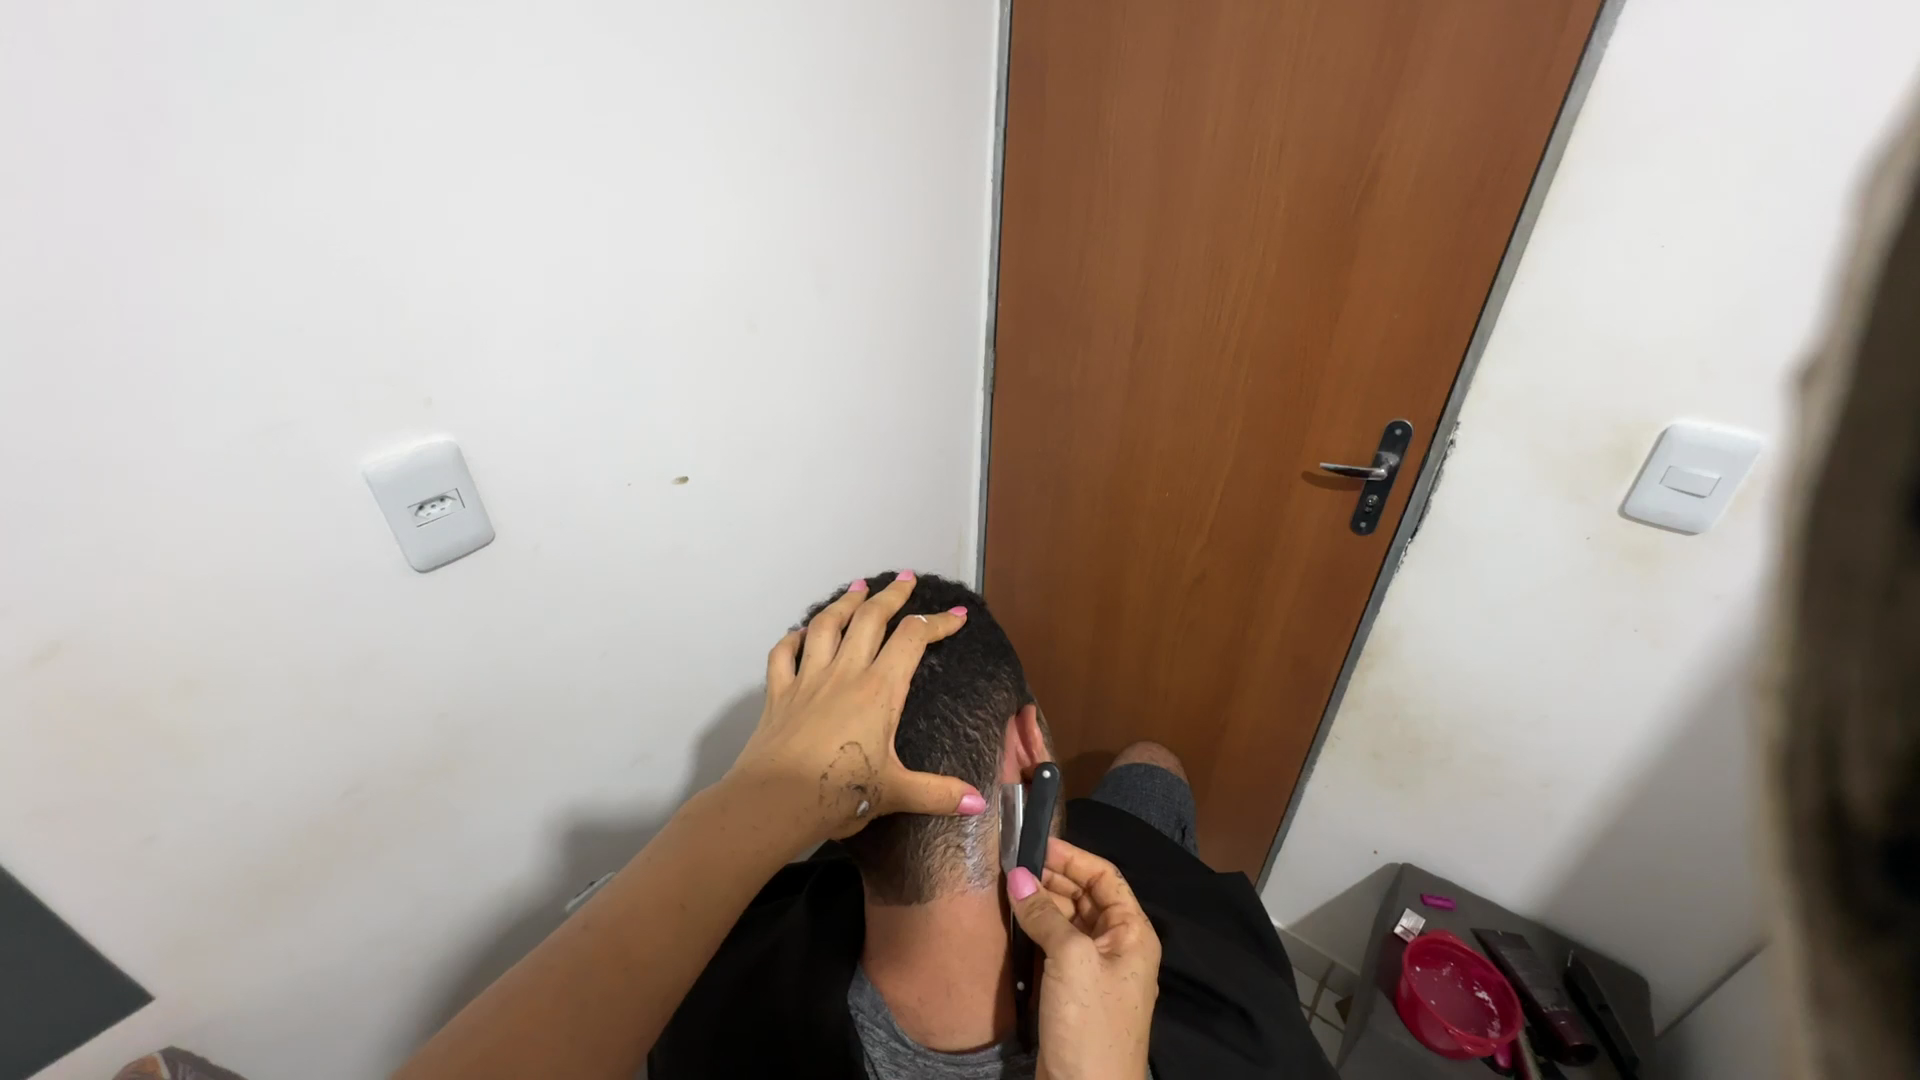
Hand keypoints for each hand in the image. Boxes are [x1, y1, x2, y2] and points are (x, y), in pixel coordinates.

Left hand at [727, 572, 984, 842]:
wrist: (773, 802)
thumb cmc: (839, 795)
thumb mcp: (897, 793)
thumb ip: (939, 794)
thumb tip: (979, 804)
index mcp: (879, 689)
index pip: (913, 639)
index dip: (937, 623)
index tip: (957, 617)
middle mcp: (845, 673)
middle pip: (870, 618)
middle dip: (891, 595)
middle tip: (905, 578)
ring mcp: (808, 679)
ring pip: (827, 625)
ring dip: (845, 602)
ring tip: (857, 586)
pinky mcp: (778, 693)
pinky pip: (784, 654)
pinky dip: (793, 637)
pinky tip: (800, 632)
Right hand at [1007, 837, 1160, 1079]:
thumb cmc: (1090, 1023)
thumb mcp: (1070, 958)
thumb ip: (1045, 913)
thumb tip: (1017, 875)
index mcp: (1132, 932)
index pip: (1105, 877)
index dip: (1072, 857)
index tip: (1036, 843)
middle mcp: (1117, 946)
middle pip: (1086, 896)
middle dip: (1053, 877)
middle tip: (1012, 863)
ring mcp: (1095, 970)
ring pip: (1069, 920)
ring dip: (1042, 902)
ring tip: (1007, 886)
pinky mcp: (1073, 991)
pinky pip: (1057, 945)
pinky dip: (1037, 929)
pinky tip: (1014, 919)